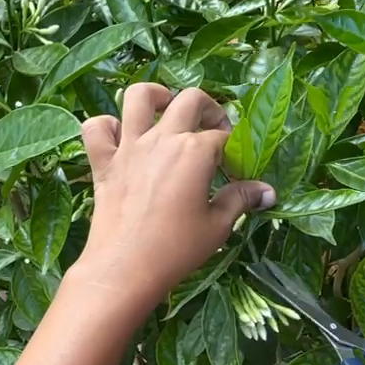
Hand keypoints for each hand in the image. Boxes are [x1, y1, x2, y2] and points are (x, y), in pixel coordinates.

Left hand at [70, 83, 274, 308]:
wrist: (125, 269)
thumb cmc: (176, 250)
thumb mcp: (218, 226)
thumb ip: (241, 200)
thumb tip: (268, 192)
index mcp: (195, 151)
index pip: (225, 138)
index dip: (236, 153)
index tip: (238, 174)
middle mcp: (163, 139)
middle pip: (190, 101)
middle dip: (209, 109)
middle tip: (214, 132)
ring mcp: (129, 147)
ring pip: (139, 96)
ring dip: (156, 96)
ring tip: (166, 109)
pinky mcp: (103, 163)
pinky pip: (97, 128)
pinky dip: (107, 126)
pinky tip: (121, 138)